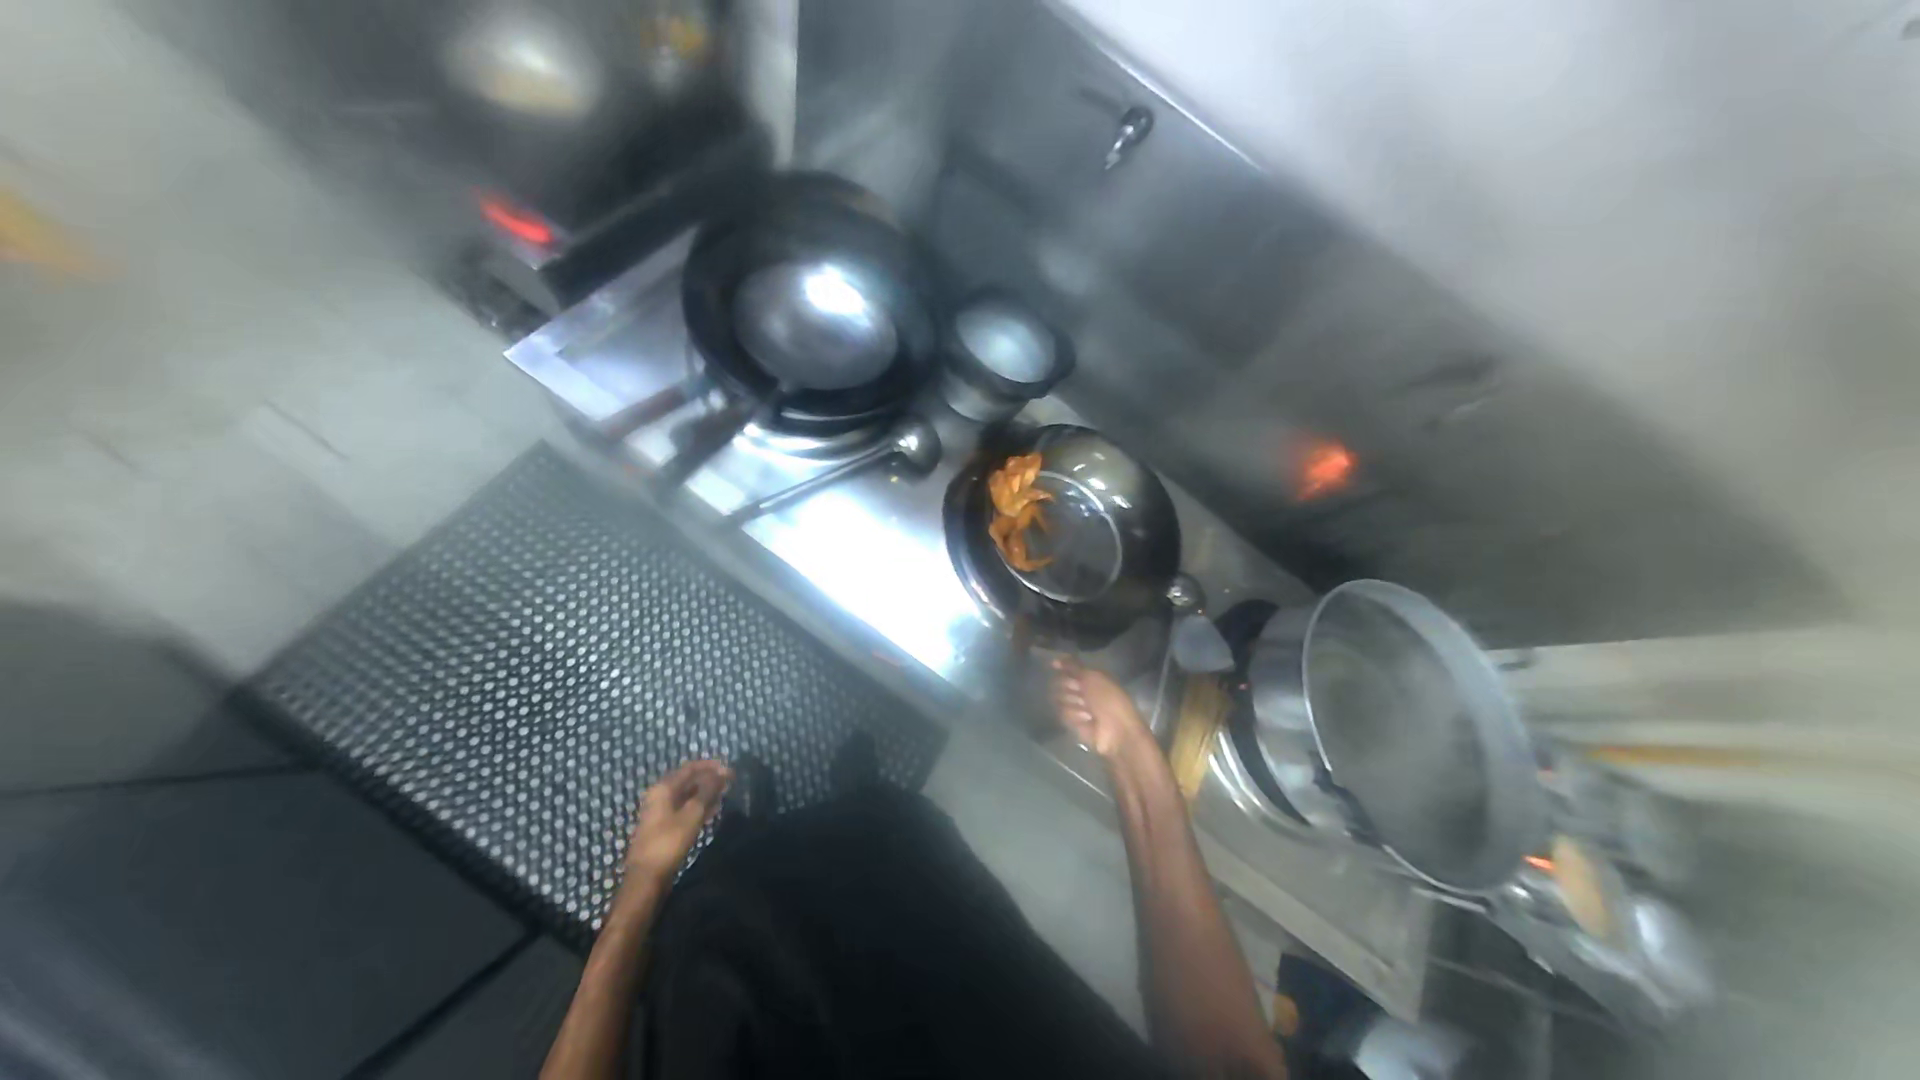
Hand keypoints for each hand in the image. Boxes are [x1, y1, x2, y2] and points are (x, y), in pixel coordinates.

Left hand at [624, 760, 731, 884]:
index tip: (729, 769)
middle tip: (730, 783)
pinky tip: (713, 810)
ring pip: (686, 795)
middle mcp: (659, 796)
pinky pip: (684, 809)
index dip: (711, 766)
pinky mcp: (663, 826)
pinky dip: (699, 806)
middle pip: (687, 780)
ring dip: (705, 793)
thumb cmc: (669, 841)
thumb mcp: (693, 814)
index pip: (690, 768)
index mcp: (663, 788)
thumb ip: (707, 791)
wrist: (646, 877)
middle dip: (709, 779)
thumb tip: (721, 772)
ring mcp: (660, 812)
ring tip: (725, 795)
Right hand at [1050, 657, 1153, 762]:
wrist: (1117, 732)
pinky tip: (1085, 720)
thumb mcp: (1092, 677)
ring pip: (1063, 700)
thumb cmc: (1108, 700)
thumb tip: (1055, 658)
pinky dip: (1075, 717)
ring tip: (1086, 711)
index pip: (1074, 670)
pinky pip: (1065, 716)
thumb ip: (1073, 666)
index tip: (1053, 665)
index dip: (1064, 667)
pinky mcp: (1076, 725)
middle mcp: (1088, 693)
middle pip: (1066, 685)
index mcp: (1096, 679)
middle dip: (1067, 687)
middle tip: (1076, 692)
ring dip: (1073, 704)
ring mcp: (1082, 709)